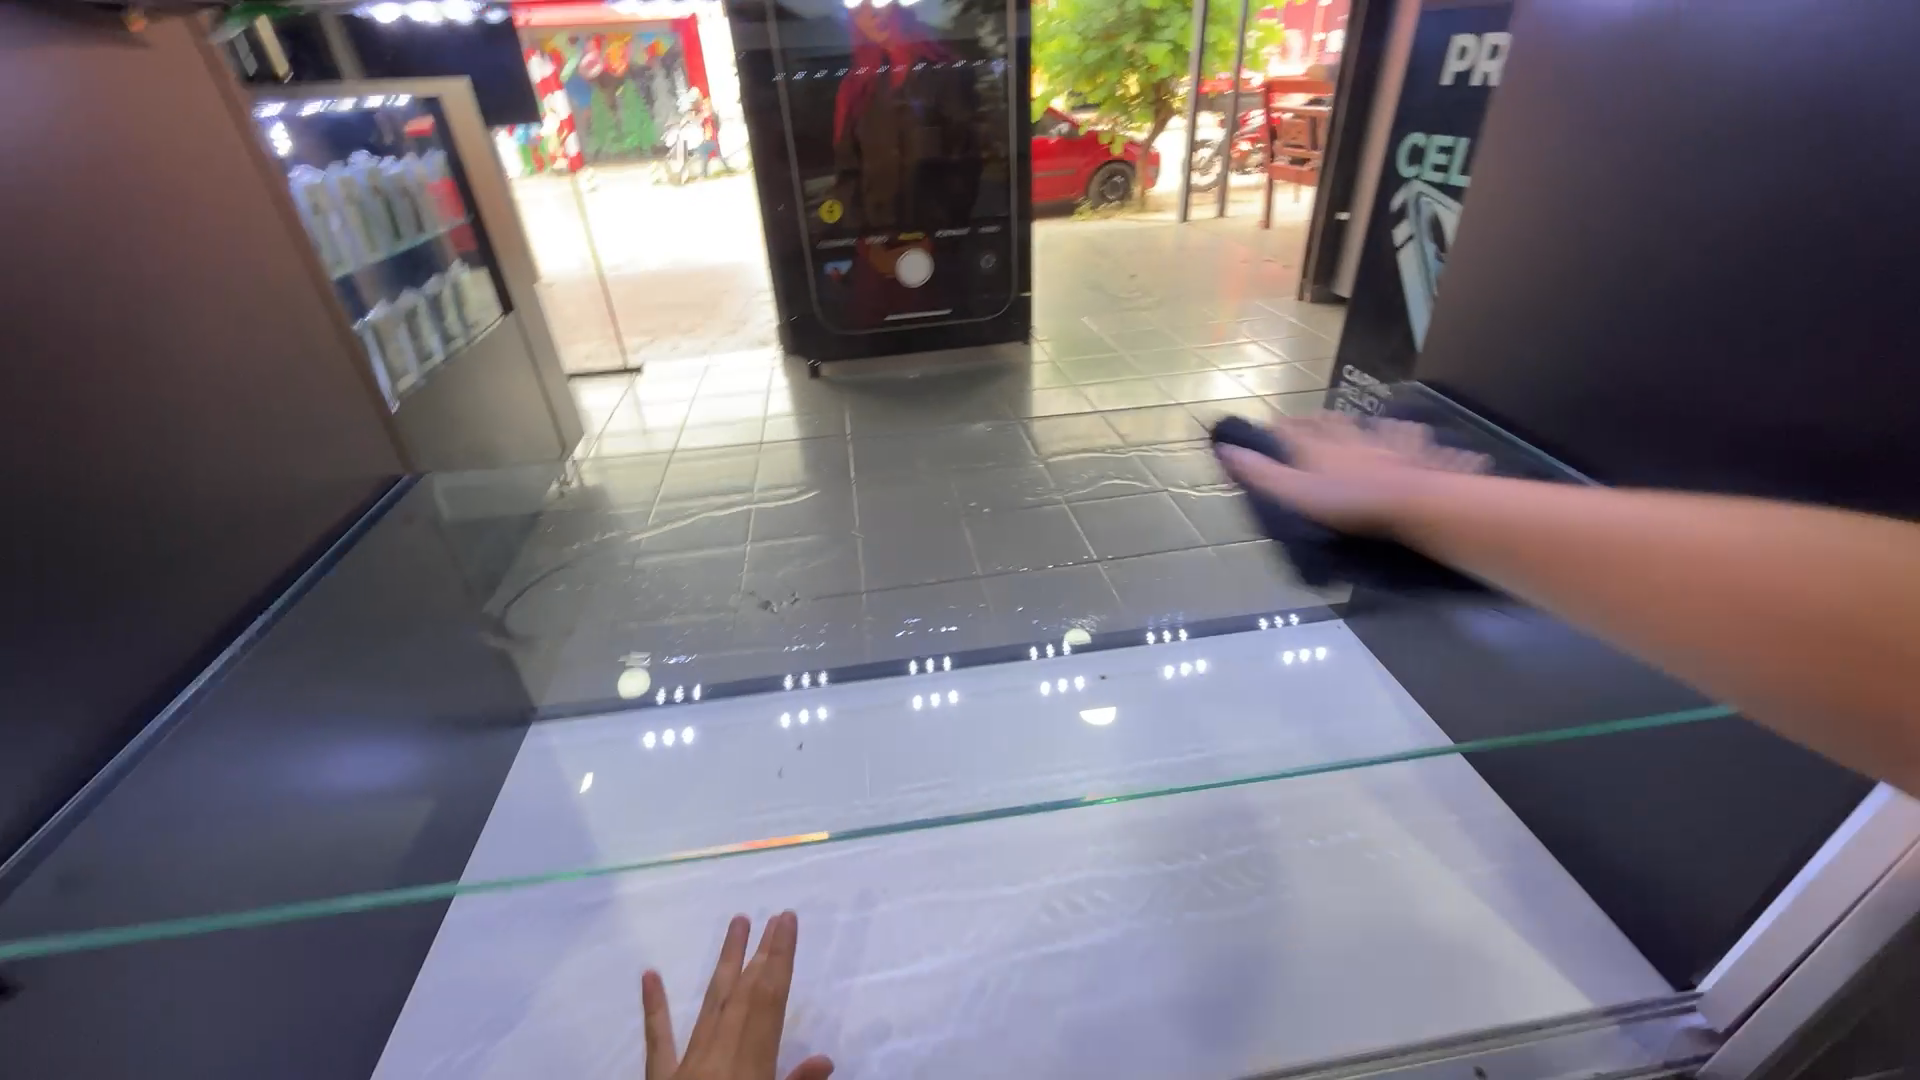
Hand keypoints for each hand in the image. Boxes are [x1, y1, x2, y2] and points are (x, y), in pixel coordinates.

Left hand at [642, 912, 832, 1079]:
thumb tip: (824, 1060)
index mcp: (750, 1066)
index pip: (770, 1001)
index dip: (781, 958)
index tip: (787, 922)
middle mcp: (718, 1056)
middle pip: (744, 994)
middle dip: (762, 953)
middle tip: (775, 916)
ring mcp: (686, 1067)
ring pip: (710, 1004)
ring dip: (726, 962)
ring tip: (737, 921)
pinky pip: (658, 1041)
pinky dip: (655, 1007)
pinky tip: (650, 975)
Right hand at [1215, 412, 1488, 534]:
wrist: (1413, 502)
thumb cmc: (1347, 501)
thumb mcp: (1293, 492)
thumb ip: (1260, 472)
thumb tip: (1224, 448)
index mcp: (1318, 449)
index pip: (1293, 431)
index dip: (1279, 428)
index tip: (1270, 425)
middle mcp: (1350, 440)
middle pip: (1329, 425)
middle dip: (1315, 421)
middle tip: (1307, 418)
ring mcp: (1385, 446)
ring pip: (1367, 429)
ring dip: (1356, 425)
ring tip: (1351, 423)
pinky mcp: (1416, 458)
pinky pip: (1409, 443)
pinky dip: (1405, 437)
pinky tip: (1409, 433)